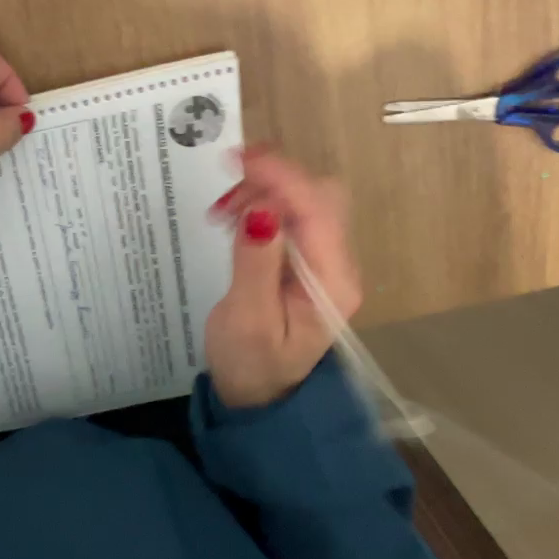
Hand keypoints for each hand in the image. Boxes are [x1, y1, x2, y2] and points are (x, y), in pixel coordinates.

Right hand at [204, 146, 362, 408]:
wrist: (259, 400)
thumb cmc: (251, 366)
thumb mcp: (247, 320)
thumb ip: (255, 263)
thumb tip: (259, 209)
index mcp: (331, 281)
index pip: (316, 210)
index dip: (281, 177)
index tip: (241, 159)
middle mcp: (336, 264)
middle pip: (319, 196)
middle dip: (273, 181)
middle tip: (225, 193)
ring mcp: (322, 261)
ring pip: (304, 201)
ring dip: (265, 191)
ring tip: (222, 212)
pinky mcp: (304, 261)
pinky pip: (291, 216)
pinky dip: (263, 205)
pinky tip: (235, 219)